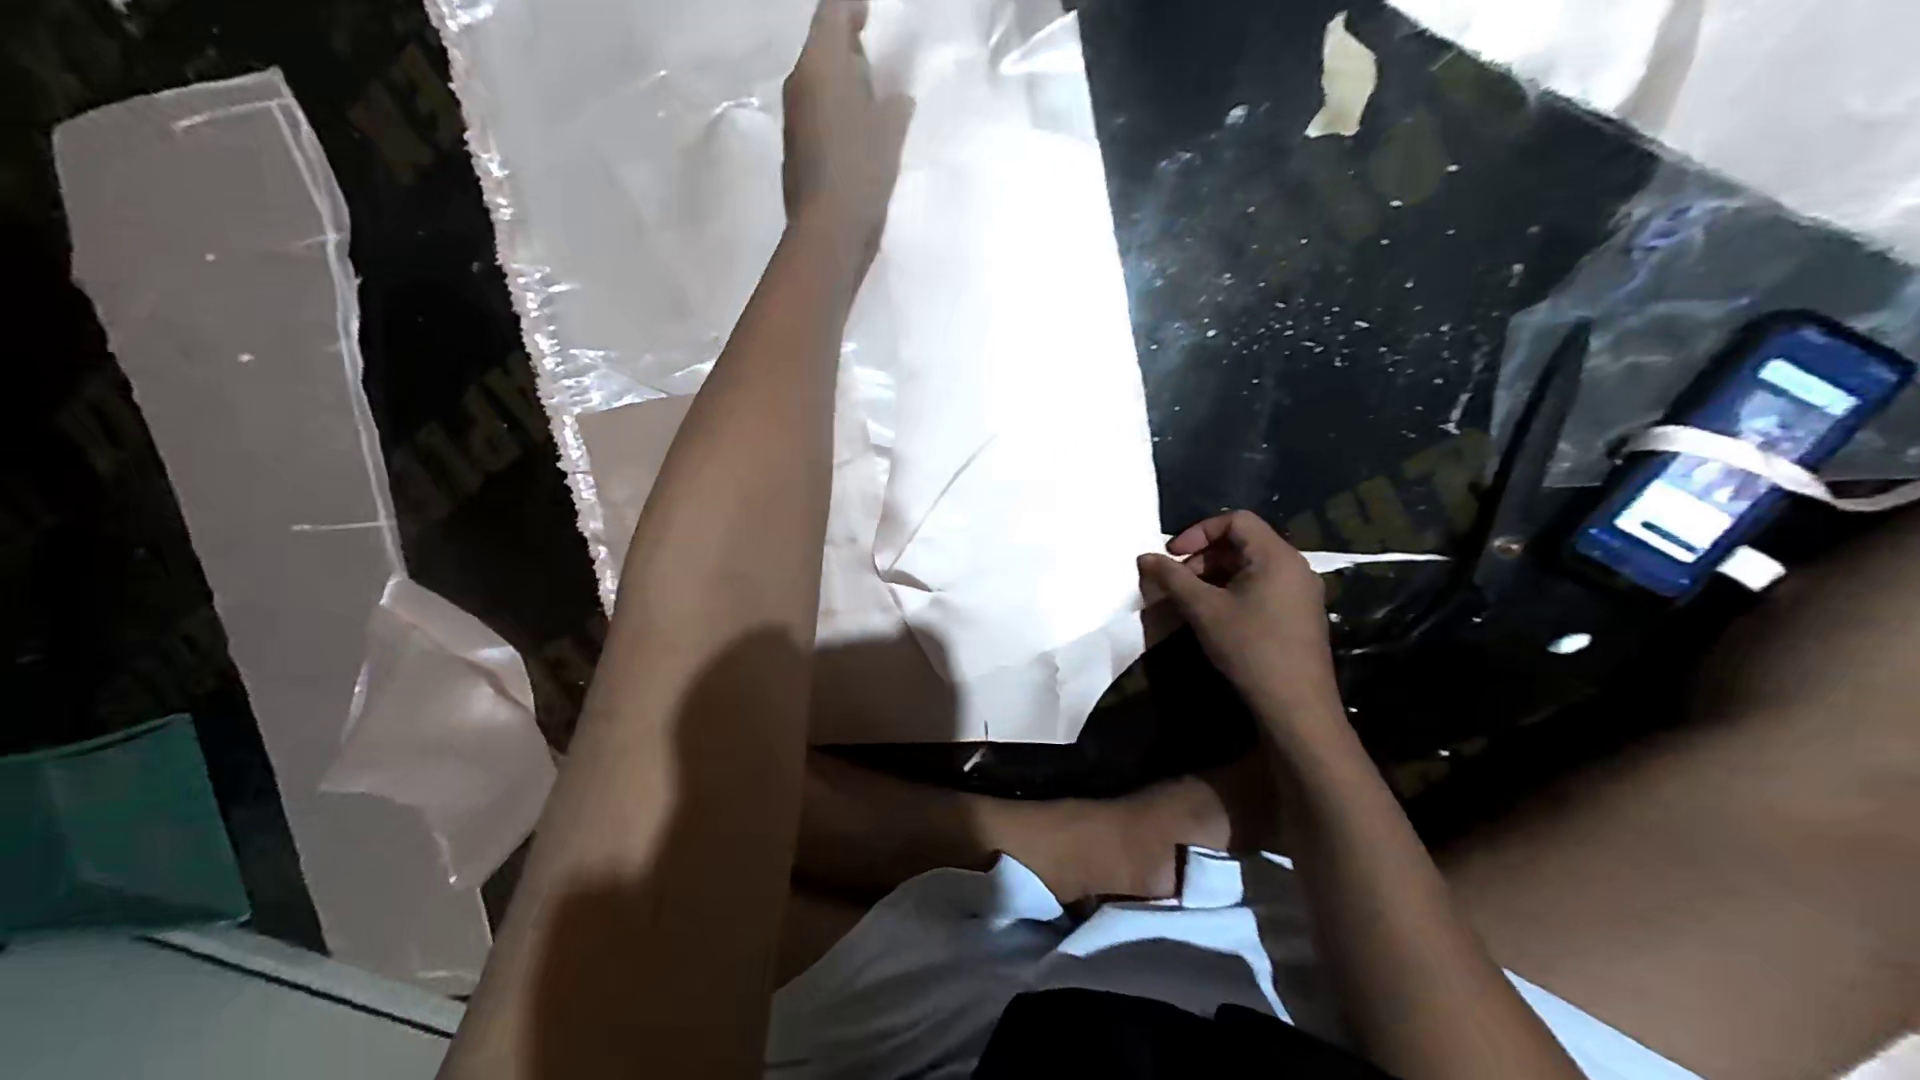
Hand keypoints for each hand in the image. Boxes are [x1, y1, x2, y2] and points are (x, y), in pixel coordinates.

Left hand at [784, 0, 912, 268]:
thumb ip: (895, 106)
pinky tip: (859, 133)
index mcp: (820, 66)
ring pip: (818, 85)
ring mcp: (794, 120)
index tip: (867, 12)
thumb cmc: (860, 172)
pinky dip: (837, 112)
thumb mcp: (890, 132)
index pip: (831, 15)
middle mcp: (800, 85)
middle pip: (821, 49)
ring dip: (842, 84)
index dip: (850, 9)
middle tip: (875, 60)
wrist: (828, 232)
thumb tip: (897, 100)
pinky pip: (818, 115)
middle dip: (847, 49)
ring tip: (871, 99)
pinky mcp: (797, 150)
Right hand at [1138, 511, 1342, 728]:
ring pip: (1250, 567)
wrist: (1295, 705)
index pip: (1236, 520)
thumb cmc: (1249, 648)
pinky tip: (1214, 616)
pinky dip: (1233, 591)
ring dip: (1215, 576)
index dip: (1198, 532)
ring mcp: (1301, 591)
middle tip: (1177, 583)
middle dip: (1203, 557)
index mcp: (1277, 555)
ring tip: (1190, 601)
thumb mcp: (1203, 609)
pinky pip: (1262, 586)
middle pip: (1242, 542)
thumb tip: (1144, 557)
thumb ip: (1172, 578)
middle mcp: (1294, 566)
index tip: (1173, 556)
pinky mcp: (1300, 613)